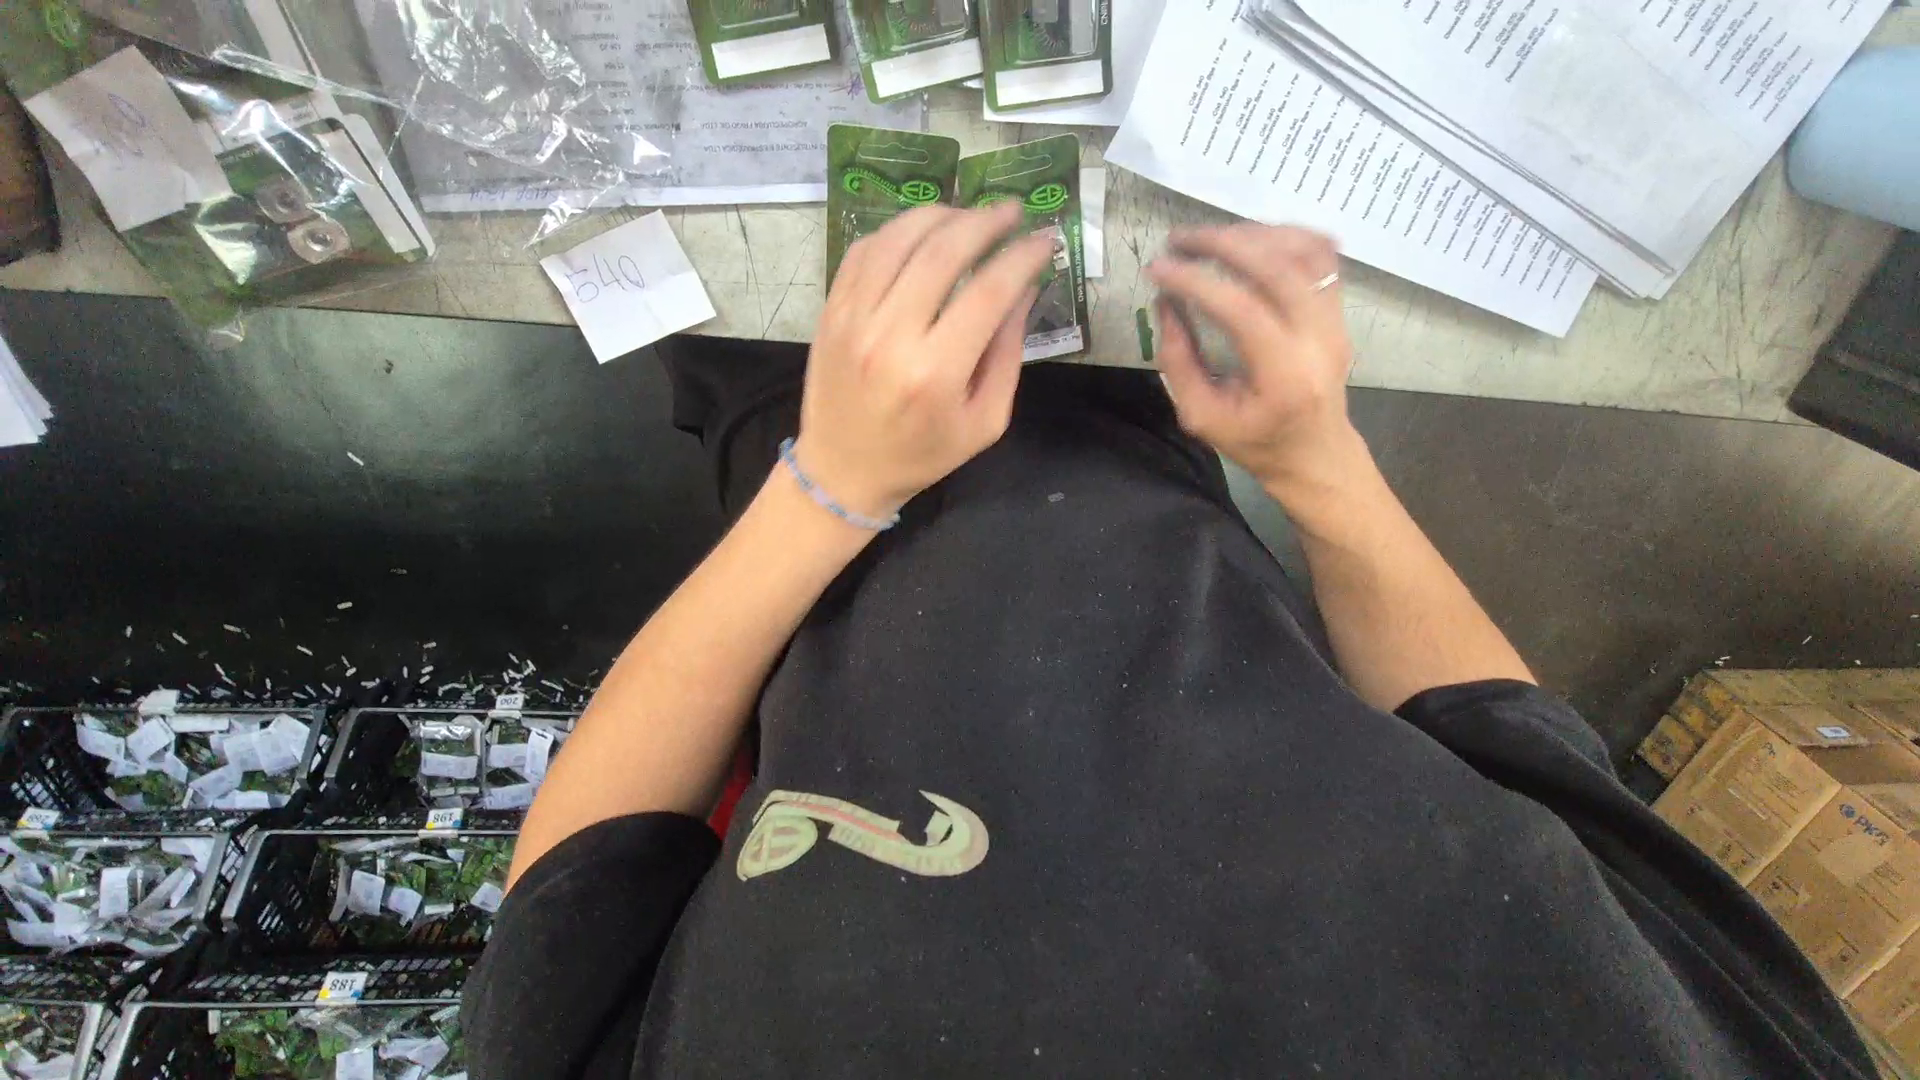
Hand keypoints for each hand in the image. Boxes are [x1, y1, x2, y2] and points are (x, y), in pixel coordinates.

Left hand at [793, 203, 1050, 519]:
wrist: (843, 471)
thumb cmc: (922, 454)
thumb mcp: (984, 422)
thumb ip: (1007, 356)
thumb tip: (1024, 291)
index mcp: (935, 373)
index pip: (988, 292)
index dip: (1022, 257)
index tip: (1045, 240)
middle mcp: (890, 337)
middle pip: (942, 252)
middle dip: (984, 222)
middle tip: (1011, 211)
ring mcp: (853, 319)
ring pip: (899, 240)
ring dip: (941, 215)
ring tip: (969, 217)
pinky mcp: (831, 312)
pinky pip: (863, 251)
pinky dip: (897, 231)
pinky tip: (922, 232)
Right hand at [1146, 226, 1367, 496]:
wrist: (1315, 452)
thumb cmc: (1255, 441)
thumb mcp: (1202, 417)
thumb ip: (1179, 363)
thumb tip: (1166, 304)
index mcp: (1284, 376)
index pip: (1241, 310)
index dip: (1196, 282)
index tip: (1158, 269)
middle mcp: (1319, 340)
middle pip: (1279, 268)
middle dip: (1223, 244)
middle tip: (1179, 239)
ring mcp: (1336, 320)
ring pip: (1304, 252)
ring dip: (1254, 235)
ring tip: (1211, 238)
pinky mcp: (1339, 309)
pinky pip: (1322, 256)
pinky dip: (1286, 236)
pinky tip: (1252, 238)